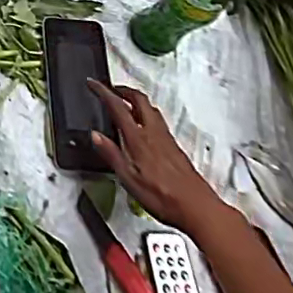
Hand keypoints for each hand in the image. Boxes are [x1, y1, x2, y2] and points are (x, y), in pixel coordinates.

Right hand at [89, 80, 225, 231]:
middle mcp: (154, 133)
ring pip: (150, 108)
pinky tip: (145, 126)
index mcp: (139, 139)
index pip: (118, 106)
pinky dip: (146, 113)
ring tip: (126, 101)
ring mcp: (166, 138)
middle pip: (138, 99)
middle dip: (123, 89)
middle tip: (111, 89)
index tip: (93, 83)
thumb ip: (111, 155)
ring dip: (135, 99)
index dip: (103, 91)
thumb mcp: (129, 180)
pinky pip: (158, 120)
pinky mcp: (175, 146)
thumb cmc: (165, 198)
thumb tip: (95, 136)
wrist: (198, 209)